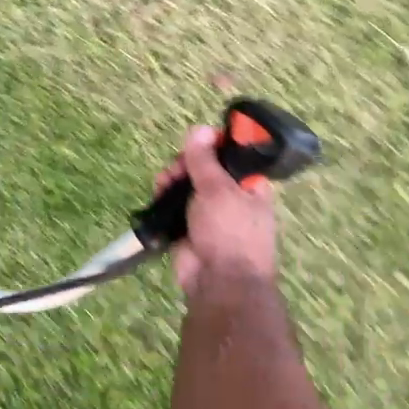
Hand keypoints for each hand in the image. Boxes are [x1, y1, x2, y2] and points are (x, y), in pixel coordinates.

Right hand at [152, 126, 276, 298]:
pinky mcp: (189, 224)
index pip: (232, 155)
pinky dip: (165, 196)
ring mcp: (209, 211)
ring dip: (171, 179)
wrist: (218, 280)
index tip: (196, 143)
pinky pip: (174, 201)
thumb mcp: (217, 189)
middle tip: (177, 170)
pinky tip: (158, 196)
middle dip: (185, 164)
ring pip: (185, 182)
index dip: (212, 145)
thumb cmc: (229, 232)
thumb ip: (205, 159)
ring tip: (163, 186)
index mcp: (250, 187)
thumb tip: (200, 128)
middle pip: (203, 166)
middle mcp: (231, 196)